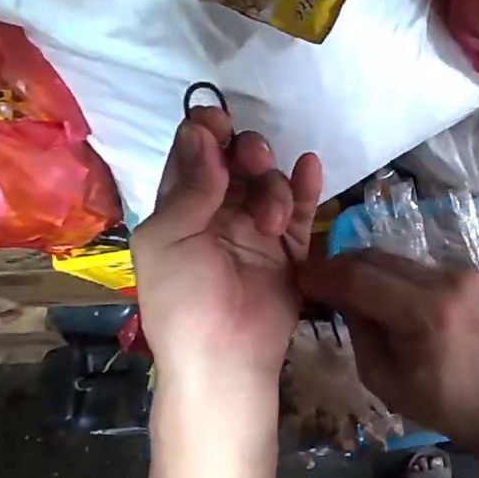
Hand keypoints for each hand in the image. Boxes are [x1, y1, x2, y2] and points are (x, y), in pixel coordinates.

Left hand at [131, 106, 321, 385]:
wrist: (225, 356)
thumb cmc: (184, 299)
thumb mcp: (168, 240)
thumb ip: (190, 187)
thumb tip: (201, 131)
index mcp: (179, 207)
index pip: (192, 155)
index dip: (204, 132)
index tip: (219, 121)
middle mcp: (218, 210)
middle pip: (235, 160)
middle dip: (245, 152)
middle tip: (251, 162)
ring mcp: (256, 227)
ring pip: (268, 180)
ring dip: (273, 184)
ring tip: (271, 220)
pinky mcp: (290, 246)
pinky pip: (300, 207)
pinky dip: (305, 185)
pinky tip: (310, 167)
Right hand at [297, 250, 478, 445]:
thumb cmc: (432, 399)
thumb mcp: (378, 374)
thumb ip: (356, 326)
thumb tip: (334, 291)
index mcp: (426, 313)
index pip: (361, 280)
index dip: (324, 275)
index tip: (299, 276)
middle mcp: (445, 282)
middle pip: (375, 260)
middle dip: (339, 267)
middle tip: (313, 278)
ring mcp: (458, 272)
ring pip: (391, 258)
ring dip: (361, 268)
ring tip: (339, 284)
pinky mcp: (462, 271)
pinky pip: (410, 266)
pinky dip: (385, 274)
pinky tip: (372, 290)